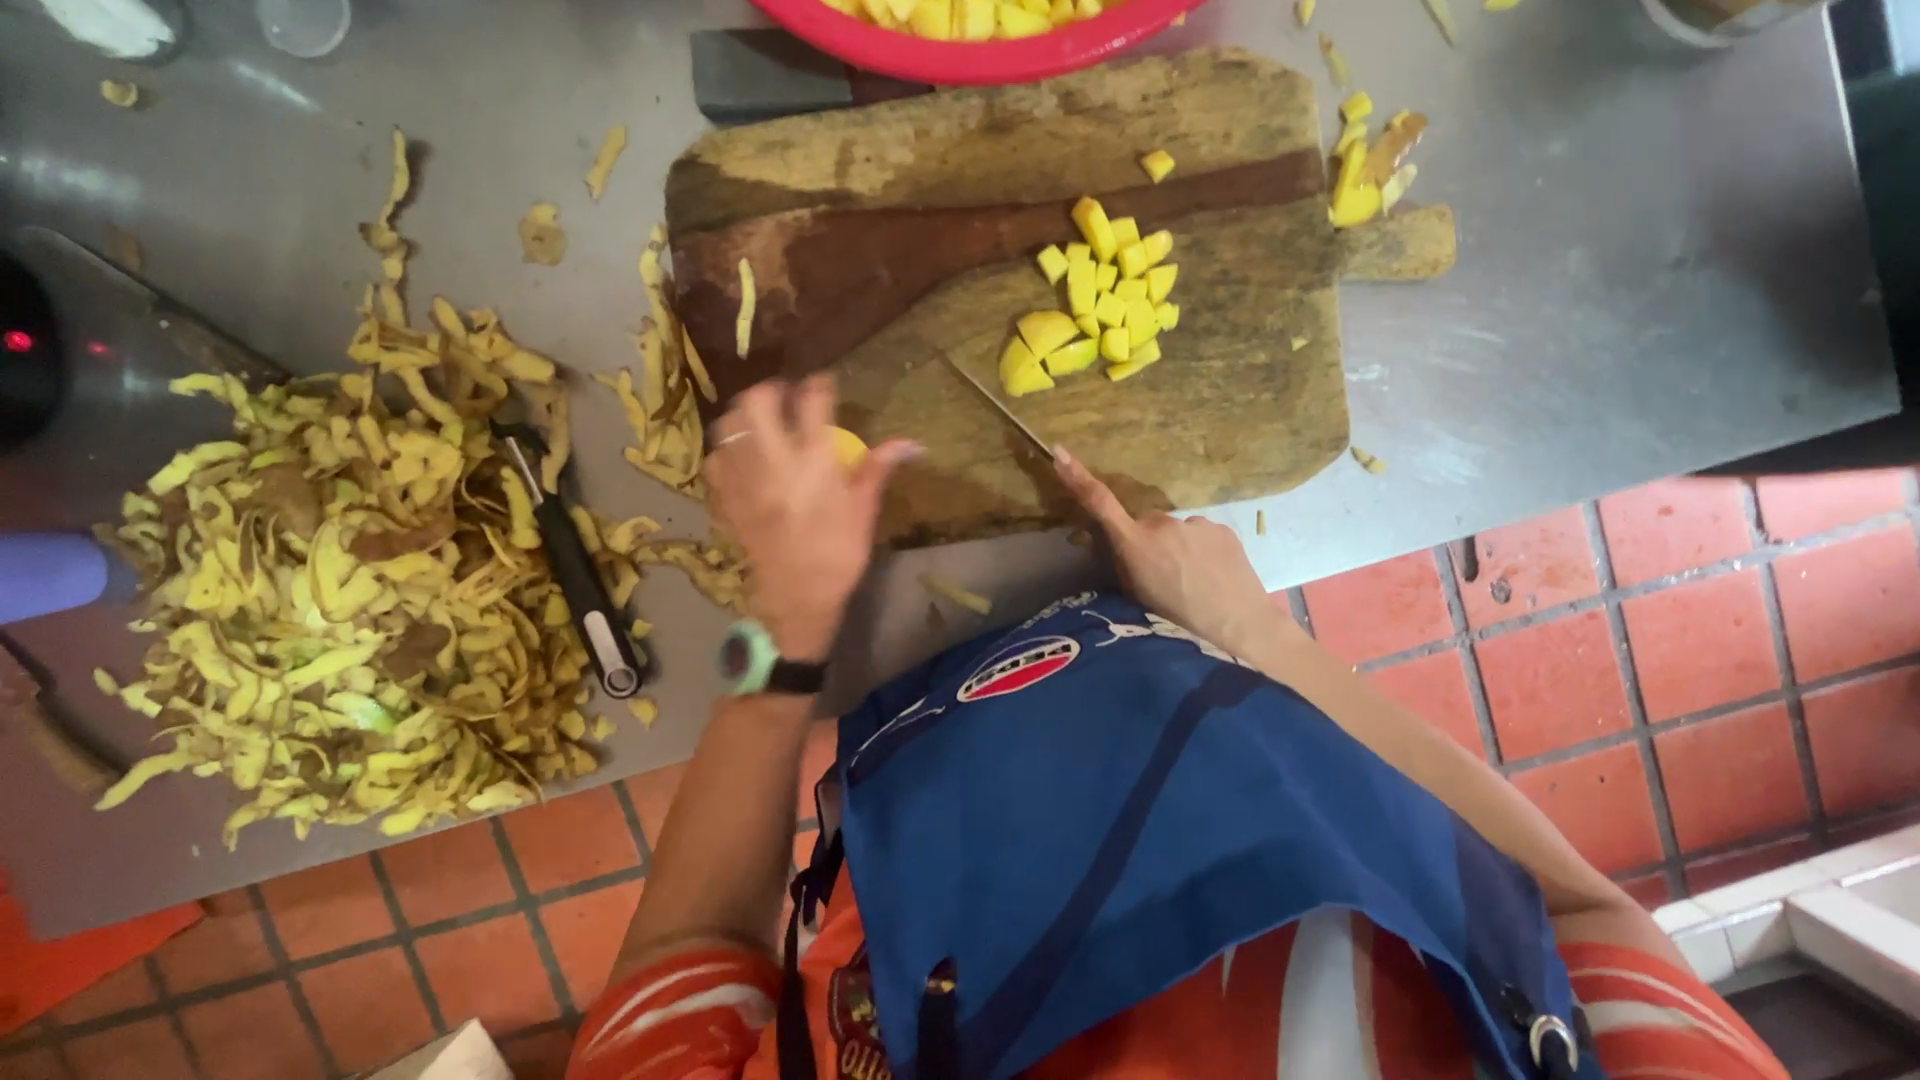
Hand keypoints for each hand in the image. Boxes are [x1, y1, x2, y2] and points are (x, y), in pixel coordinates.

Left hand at [705, 376, 917, 661]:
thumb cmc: (839, 554)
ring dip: (745, 415)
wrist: (798, 597)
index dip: (819, 385)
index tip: (823, 383)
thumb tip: (912, 443)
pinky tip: (743, 458)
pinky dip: (727, 450)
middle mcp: (775, 460)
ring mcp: (744, 478)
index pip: (813, 401)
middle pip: (757, 400)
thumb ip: (878, 468)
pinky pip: (716, 459)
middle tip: (784, 398)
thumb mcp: (864, 510)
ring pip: (730, 423)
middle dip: (770, 390)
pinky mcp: (726, 497)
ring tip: (760, 423)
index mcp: (815, 461)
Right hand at [1053, 445, 1303, 658]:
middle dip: (1149, 543)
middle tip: (1163, 577)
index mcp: (1135, 542)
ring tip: (1194, 582)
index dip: (1077, 477)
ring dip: (1179, 549)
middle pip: (1147, 526)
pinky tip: (1213, 576)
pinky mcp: (1221, 528)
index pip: (1100, 503)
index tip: (1061, 452)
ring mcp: (1195, 523)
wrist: (1238, 624)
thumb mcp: (1135, 597)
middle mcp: (1162, 524)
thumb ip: (1122, 564)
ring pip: (1177, 532)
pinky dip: (1203, 552)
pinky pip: (1202, 536)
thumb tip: (1112, 544)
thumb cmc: (1177, 619)